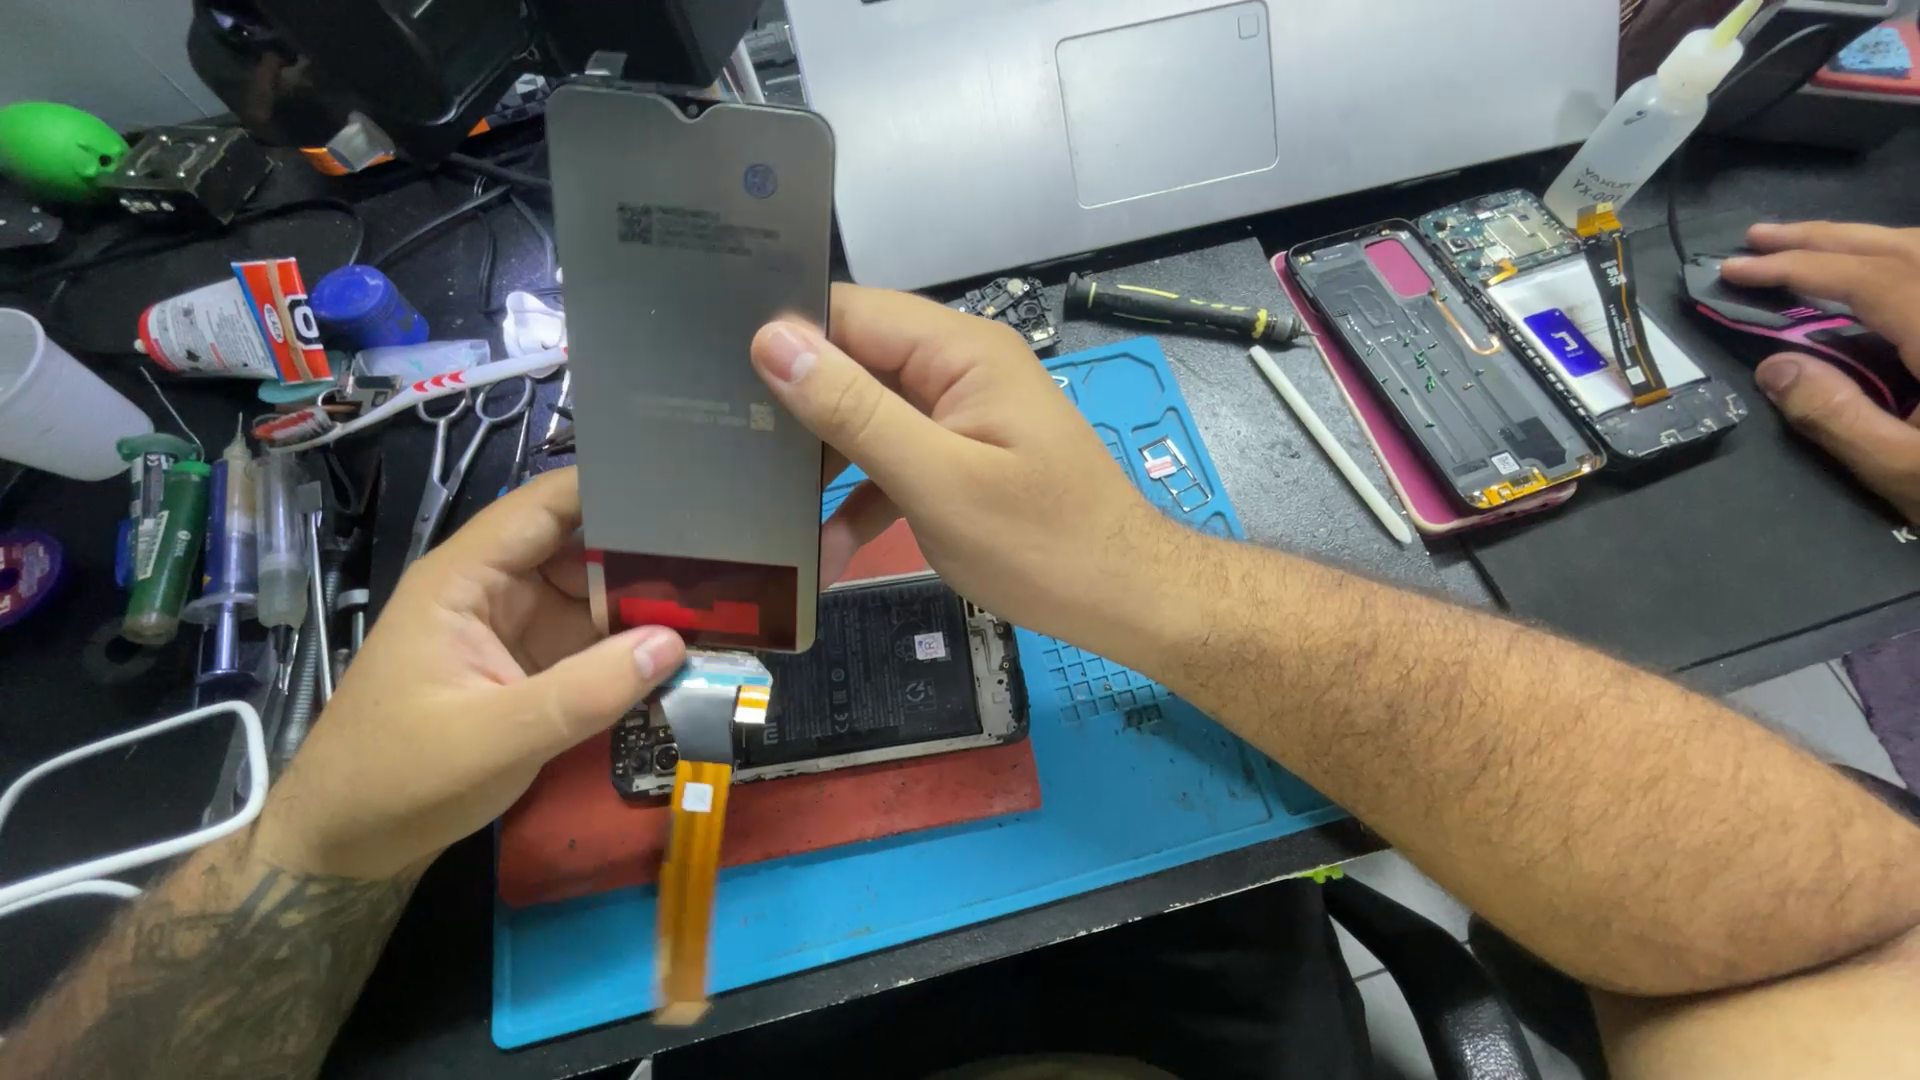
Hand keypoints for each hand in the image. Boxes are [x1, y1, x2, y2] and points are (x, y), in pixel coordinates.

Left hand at [252, 469, 686, 880]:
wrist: (350, 846)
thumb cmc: (398, 780)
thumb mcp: (493, 739)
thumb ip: (584, 693)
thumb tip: (675, 643)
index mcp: (465, 580)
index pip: (544, 507)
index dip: (608, 485)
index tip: (680, 483)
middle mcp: (498, 590)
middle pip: (583, 545)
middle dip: (647, 544)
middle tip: (725, 546)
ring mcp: (522, 628)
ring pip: (598, 592)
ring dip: (652, 595)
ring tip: (726, 589)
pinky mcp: (541, 665)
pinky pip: (601, 638)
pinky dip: (641, 639)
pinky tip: (691, 639)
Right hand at [752, 284, 1175, 658]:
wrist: (1121, 599)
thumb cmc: (1039, 544)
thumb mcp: (938, 480)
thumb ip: (856, 411)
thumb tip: (773, 341)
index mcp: (959, 351)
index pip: (852, 313)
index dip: (785, 338)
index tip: (714, 377)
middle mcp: (959, 368)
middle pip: (856, 364)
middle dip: (795, 407)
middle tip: (726, 449)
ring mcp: (961, 415)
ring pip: (869, 419)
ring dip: (824, 466)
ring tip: (763, 508)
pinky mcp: (962, 458)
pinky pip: (897, 463)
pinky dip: (863, 500)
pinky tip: (826, 552)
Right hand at [1721, 222, 1919, 521]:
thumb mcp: (1905, 470)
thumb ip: (1836, 416)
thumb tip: (1776, 367)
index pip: (1873, 280)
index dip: (1798, 268)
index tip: (1735, 269)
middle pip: (1911, 251)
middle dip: (1828, 239)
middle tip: (1758, 236)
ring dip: (1866, 244)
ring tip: (1804, 244)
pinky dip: (1908, 263)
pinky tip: (1877, 267)